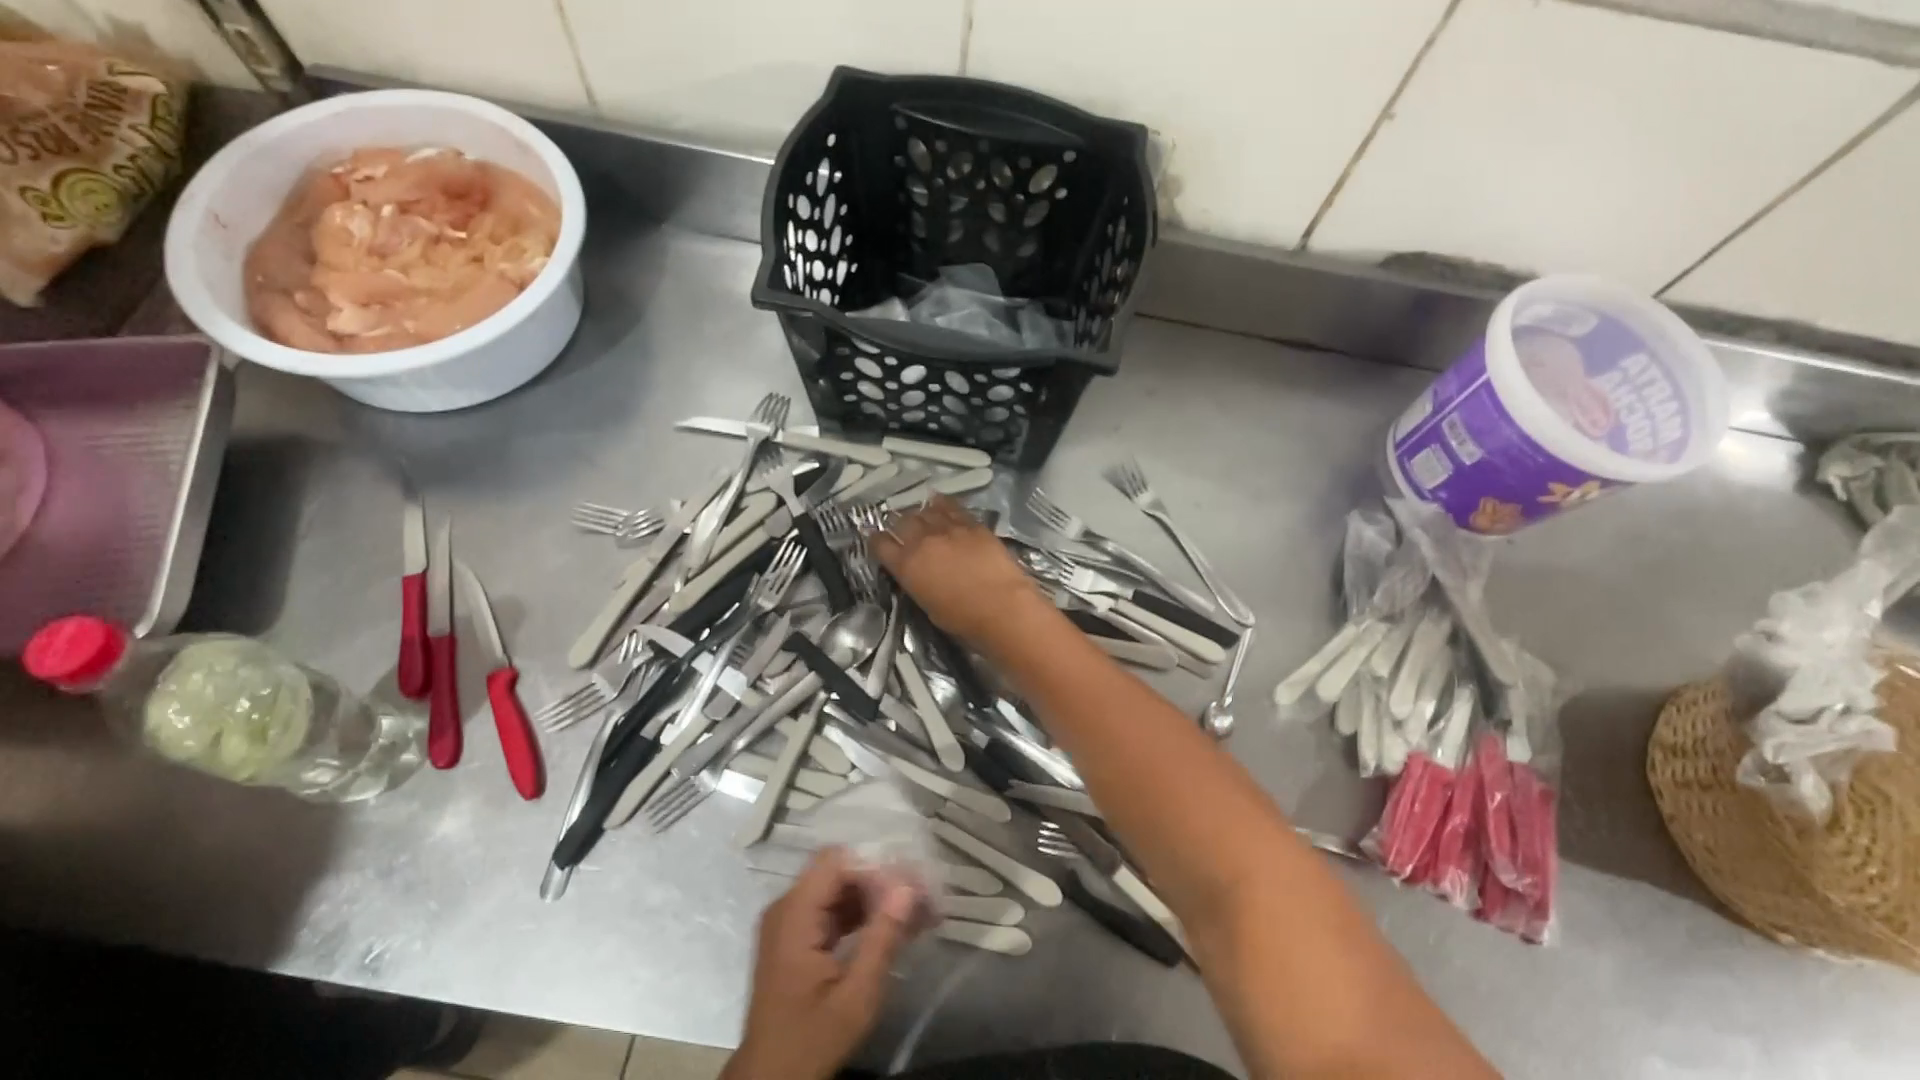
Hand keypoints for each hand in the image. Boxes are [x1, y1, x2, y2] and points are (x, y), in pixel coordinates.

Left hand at [722, 849, 923, 1079]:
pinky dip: (863, 915)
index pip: (838, 862)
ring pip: (840, 889)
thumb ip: (882, 937)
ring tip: (920, 913)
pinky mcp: (798, 938)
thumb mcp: (856, 995)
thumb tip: (908, 887)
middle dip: (883, 882)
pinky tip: (897, 928)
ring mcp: (790, 922)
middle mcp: (787, 908)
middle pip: (839, 872)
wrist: (773, 1077)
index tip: (912, 888)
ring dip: (877, 898)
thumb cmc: (813, 1039)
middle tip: (924, 900)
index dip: (876, 868)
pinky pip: (833, 911)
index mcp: (794, 915)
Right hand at [869, 495, 1051, 646]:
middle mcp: (922, 541)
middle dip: (899, 525)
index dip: (876, 540)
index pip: (880, 545)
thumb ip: (917, 583)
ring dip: (920, 514)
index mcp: (906, 566)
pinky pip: (951, 507)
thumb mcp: (927, 605)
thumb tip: (918, 574)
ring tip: (921, 516)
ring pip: (925, 511)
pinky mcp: (972, 524)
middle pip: (901, 522)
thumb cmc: (963, 619)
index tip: (877, 540)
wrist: (1001, 607)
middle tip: (902, 530)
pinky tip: (938, 501)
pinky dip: (942, 503)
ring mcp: (948, 529)